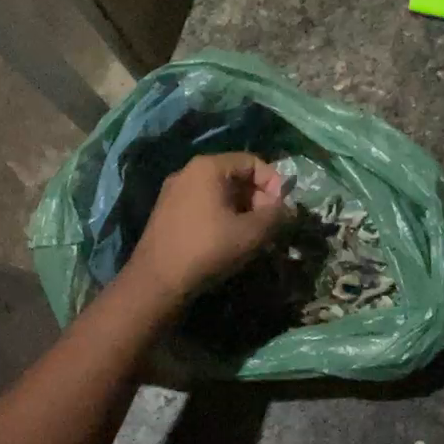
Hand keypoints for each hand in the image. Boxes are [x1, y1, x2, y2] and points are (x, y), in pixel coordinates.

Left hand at [128, 153, 286, 296]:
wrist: (156, 282)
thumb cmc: (207, 249)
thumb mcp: (251, 233)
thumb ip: (276, 216)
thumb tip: (288, 210)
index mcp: (208, 167)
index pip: (252, 162)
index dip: (273, 183)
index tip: (282, 209)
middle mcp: (188, 172)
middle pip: (235, 176)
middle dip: (258, 199)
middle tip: (269, 225)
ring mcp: (174, 192)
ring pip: (219, 193)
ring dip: (242, 210)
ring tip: (251, 236)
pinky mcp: (166, 212)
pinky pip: (203, 205)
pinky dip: (222, 217)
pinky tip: (228, 241)